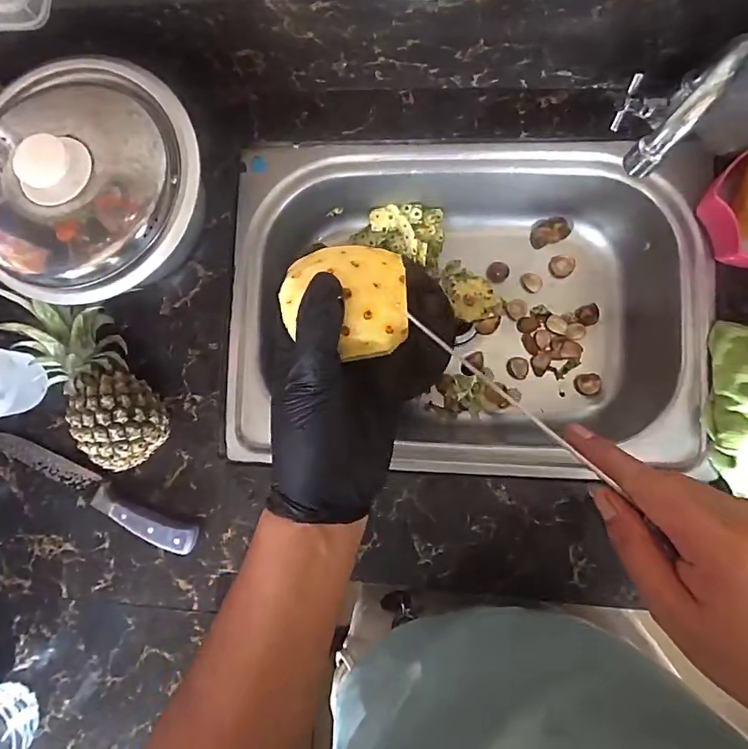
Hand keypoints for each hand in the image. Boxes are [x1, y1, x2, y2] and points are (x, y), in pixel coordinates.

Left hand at [267, 271, 450, 524]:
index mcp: (304, 345)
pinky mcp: (384, 391)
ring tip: (439, 303)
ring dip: (415, 319)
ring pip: (389, 334)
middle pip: (364, 311)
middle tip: (422, 279)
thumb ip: (318, 332)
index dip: (343, 271)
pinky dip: (425, 352)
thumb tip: (328, 278)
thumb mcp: (310, 382)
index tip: (372, 253)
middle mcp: (333, 351)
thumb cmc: (310, 437)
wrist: (330, 494)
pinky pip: (406, 364)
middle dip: (392, 293)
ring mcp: (361, 371)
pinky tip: (443, 338)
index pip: (320, 295)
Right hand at [565, 423, 747, 745]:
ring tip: (690, 569)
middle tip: (637, 540)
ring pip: (701, 496)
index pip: (651, 484)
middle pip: (676, 487)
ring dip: (677, 514)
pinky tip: (720, 566)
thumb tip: (607, 498)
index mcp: (724, 544)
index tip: (578, 434)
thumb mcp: (673, 612)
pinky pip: (729, 507)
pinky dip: (707, 521)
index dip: (609, 457)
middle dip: (644, 498)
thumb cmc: (744, 662)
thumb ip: (635, 547)